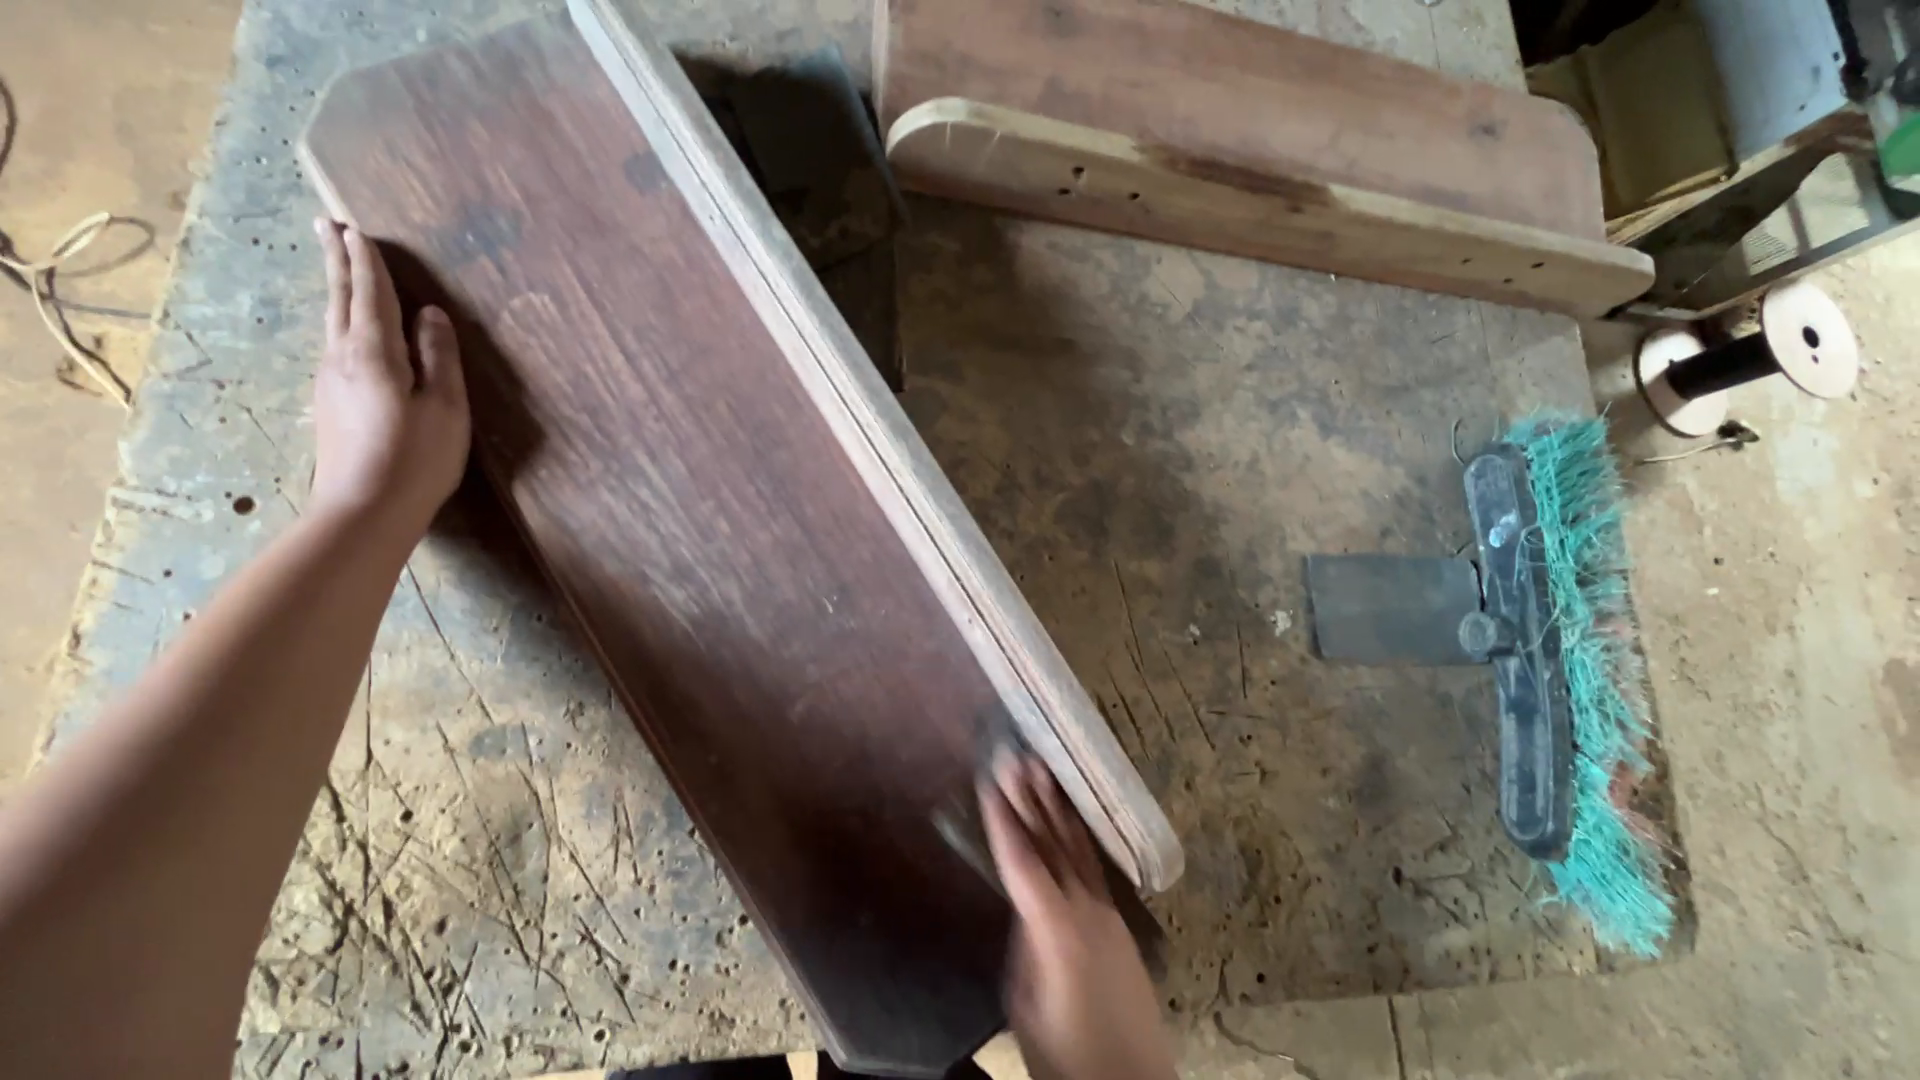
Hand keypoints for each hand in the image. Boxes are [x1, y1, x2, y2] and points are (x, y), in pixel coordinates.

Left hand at [309, 218, 469, 537]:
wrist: (364, 509)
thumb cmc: (417, 458)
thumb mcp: (445, 407)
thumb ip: (440, 357)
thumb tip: (430, 314)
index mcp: (374, 353)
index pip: (371, 295)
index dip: (368, 262)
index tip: (358, 228)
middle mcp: (343, 357)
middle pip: (339, 299)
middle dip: (338, 261)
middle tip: (329, 226)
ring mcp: (331, 380)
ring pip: (332, 320)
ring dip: (336, 287)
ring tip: (337, 263)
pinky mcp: (331, 401)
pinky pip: (335, 342)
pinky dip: (340, 317)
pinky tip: (345, 323)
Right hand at [980, 756, 1178, 1079]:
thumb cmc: (1065, 1052)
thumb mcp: (1026, 1002)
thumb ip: (1025, 945)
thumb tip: (1024, 910)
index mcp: (1057, 928)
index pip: (1024, 860)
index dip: (1004, 819)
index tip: (991, 779)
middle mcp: (1087, 910)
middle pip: (1054, 844)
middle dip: (1033, 799)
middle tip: (1018, 757)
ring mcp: (1109, 914)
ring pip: (1079, 849)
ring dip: (1059, 808)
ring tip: (1044, 771)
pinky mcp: (1120, 924)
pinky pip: (1093, 866)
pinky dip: (1078, 836)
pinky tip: (1072, 820)